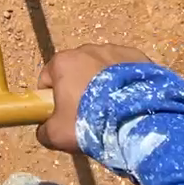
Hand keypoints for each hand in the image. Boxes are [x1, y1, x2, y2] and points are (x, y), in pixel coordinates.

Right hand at [35, 43, 151, 151]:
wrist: (139, 120)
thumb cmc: (92, 123)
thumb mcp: (59, 134)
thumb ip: (45, 131)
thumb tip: (44, 131)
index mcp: (63, 62)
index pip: (48, 78)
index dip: (52, 98)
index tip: (63, 115)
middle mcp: (86, 49)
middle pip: (76, 70)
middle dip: (80, 89)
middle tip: (91, 116)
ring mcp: (113, 50)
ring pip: (101, 68)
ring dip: (104, 85)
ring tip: (115, 110)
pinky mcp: (137, 56)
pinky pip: (125, 69)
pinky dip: (125, 82)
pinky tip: (131, 102)